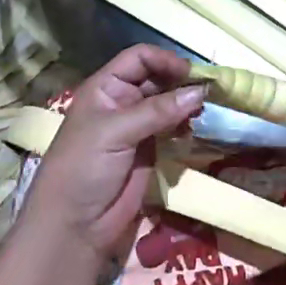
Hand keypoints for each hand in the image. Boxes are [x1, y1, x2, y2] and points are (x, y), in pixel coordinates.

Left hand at [19, 45, 205, 260]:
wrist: (75, 226)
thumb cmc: (84, 168)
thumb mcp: (115, 133)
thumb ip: (157, 111)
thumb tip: (200, 92)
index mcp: (105, 87)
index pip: (139, 58)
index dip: (164, 60)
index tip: (191, 73)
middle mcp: (122, 101)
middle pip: (157, 78)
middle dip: (182, 81)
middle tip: (210, 91)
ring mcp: (137, 127)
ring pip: (168, 104)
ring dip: (187, 103)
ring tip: (209, 109)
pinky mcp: (151, 151)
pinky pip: (173, 129)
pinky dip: (187, 125)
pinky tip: (200, 127)